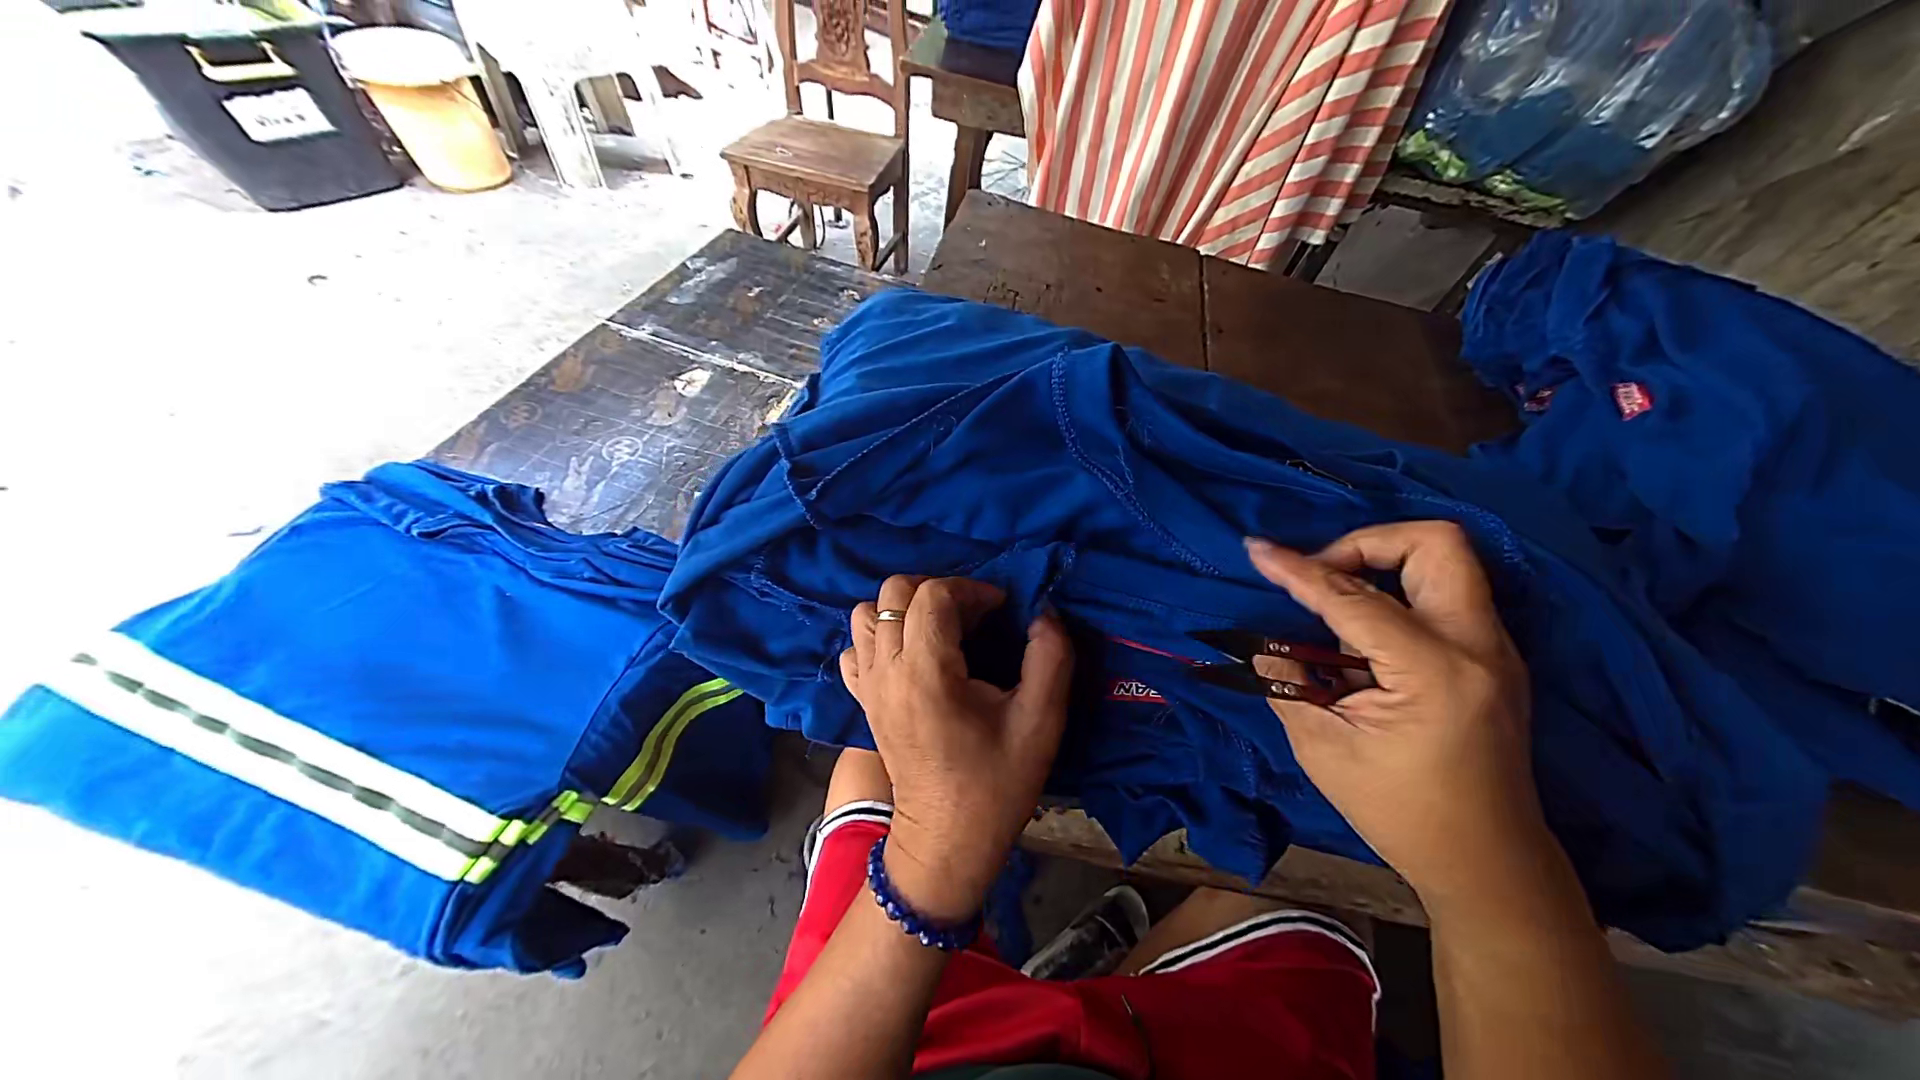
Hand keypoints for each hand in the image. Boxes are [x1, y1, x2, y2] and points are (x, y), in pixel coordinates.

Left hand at [840, 576, 1074, 921]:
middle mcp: (887, 670)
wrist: (945, 841)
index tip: (1001, 609)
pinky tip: (911, 655)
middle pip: (894, 592)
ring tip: (942, 630)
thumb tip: (1045, 615)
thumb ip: (1050, 659)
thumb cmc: (995, 784)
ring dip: (906, 610)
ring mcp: (868, 685)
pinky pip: (857, 648)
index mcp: (926, 671)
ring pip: (868, 614)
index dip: (972, 589)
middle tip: (974, 615)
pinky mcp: (862, 700)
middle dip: (938, 590)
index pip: (933, 594)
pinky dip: (881, 637)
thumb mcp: (1040, 722)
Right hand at [1245, 523, 1541, 902]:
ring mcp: (1494, 648)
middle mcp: (1477, 645)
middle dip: (1365, 543)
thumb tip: (1263, 645)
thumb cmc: (1398, 811)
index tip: (1256, 550)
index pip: (1353, 597)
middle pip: (1435, 543)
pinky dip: (1396, 590)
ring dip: (1382, 563)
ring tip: (1333, 604)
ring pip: (1445, 561)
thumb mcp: (1322, 748)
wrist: (1488, 860)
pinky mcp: (1492, 656)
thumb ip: (1287, 683)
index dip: (1298, 570)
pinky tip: (1361, 634)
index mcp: (1433, 671)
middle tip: (1319, 574)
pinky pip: (1443, 593)